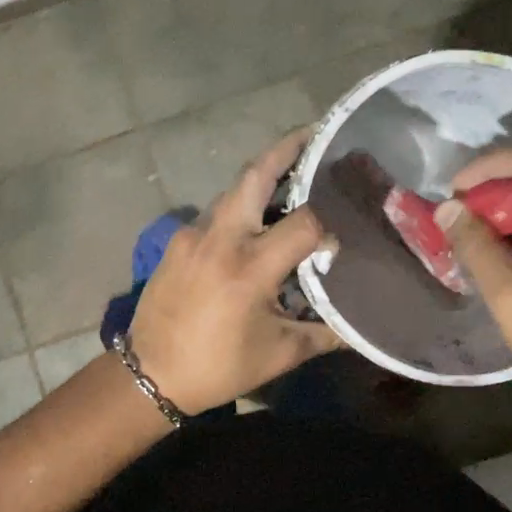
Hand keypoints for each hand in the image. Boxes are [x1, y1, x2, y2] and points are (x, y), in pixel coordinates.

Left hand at [128, 128, 343, 413]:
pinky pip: (215, 213)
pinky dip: (240, 207)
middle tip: (315, 137)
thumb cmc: (218, 367)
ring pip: (233, 191)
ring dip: (262, 179)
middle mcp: (220, 238)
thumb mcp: (280, 354)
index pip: (305, 222)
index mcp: (249, 267)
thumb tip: (362, 326)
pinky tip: (256, 220)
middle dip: (286, 149)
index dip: (332, 223)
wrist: (149, 374)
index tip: (346, 232)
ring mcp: (193, 235)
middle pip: (255, 174)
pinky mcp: (177, 242)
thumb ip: (326, 334)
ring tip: (293, 176)